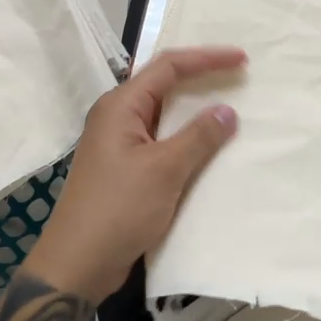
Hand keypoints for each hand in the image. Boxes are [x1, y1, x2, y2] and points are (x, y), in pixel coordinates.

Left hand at [23, 47, 245, 301]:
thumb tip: (226, 110)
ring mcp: (119, 143)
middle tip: (239, 77)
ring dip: (194, 111)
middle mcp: (116, 116)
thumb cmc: (118, 209)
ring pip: (163, 115)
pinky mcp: (124, 169)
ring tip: (231, 107)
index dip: (205, 58)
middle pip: (163, 85)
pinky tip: (208, 148)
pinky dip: (186, 139)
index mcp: (120, 105)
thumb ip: (198, 137)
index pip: (167, 67)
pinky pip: (161, 141)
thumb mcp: (164, 170)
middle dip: (201, 78)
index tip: (241, 59)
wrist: (79, 262)